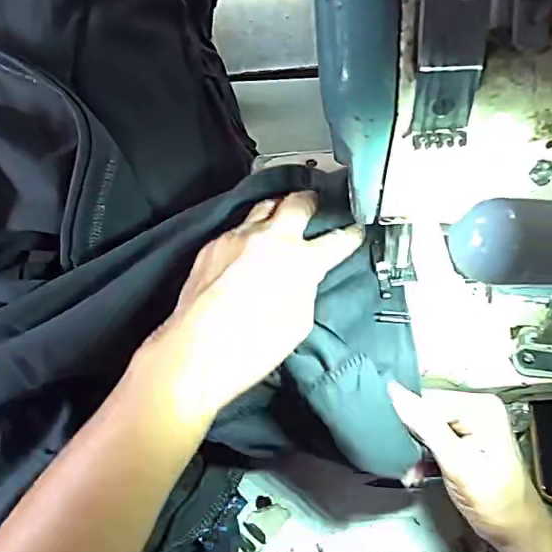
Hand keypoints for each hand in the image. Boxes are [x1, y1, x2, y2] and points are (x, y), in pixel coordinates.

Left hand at [140, 192, 363, 420]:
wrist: (199, 350)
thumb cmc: (250, 346)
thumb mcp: (299, 321)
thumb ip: (305, 288)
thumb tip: (302, 279)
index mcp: (302, 261)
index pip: (337, 240)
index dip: (350, 235)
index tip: (353, 232)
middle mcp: (271, 240)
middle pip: (297, 202)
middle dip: (310, 201)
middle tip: (314, 202)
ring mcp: (239, 238)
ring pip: (263, 207)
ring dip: (276, 209)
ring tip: (280, 214)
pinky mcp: (212, 245)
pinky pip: (236, 228)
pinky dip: (247, 231)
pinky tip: (247, 244)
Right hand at [388, 384, 551, 549]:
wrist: (518, 531)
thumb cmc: (495, 505)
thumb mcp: (457, 467)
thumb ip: (428, 429)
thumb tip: (398, 395)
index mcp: (482, 408)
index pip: (429, 399)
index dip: (409, 420)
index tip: (400, 446)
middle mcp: (479, 408)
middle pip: (428, 410)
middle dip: (413, 436)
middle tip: (407, 463)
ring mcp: (474, 422)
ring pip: (428, 424)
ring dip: (416, 448)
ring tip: (413, 472)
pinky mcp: (467, 437)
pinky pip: (436, 436)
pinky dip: (426, 454)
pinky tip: (420, 471)